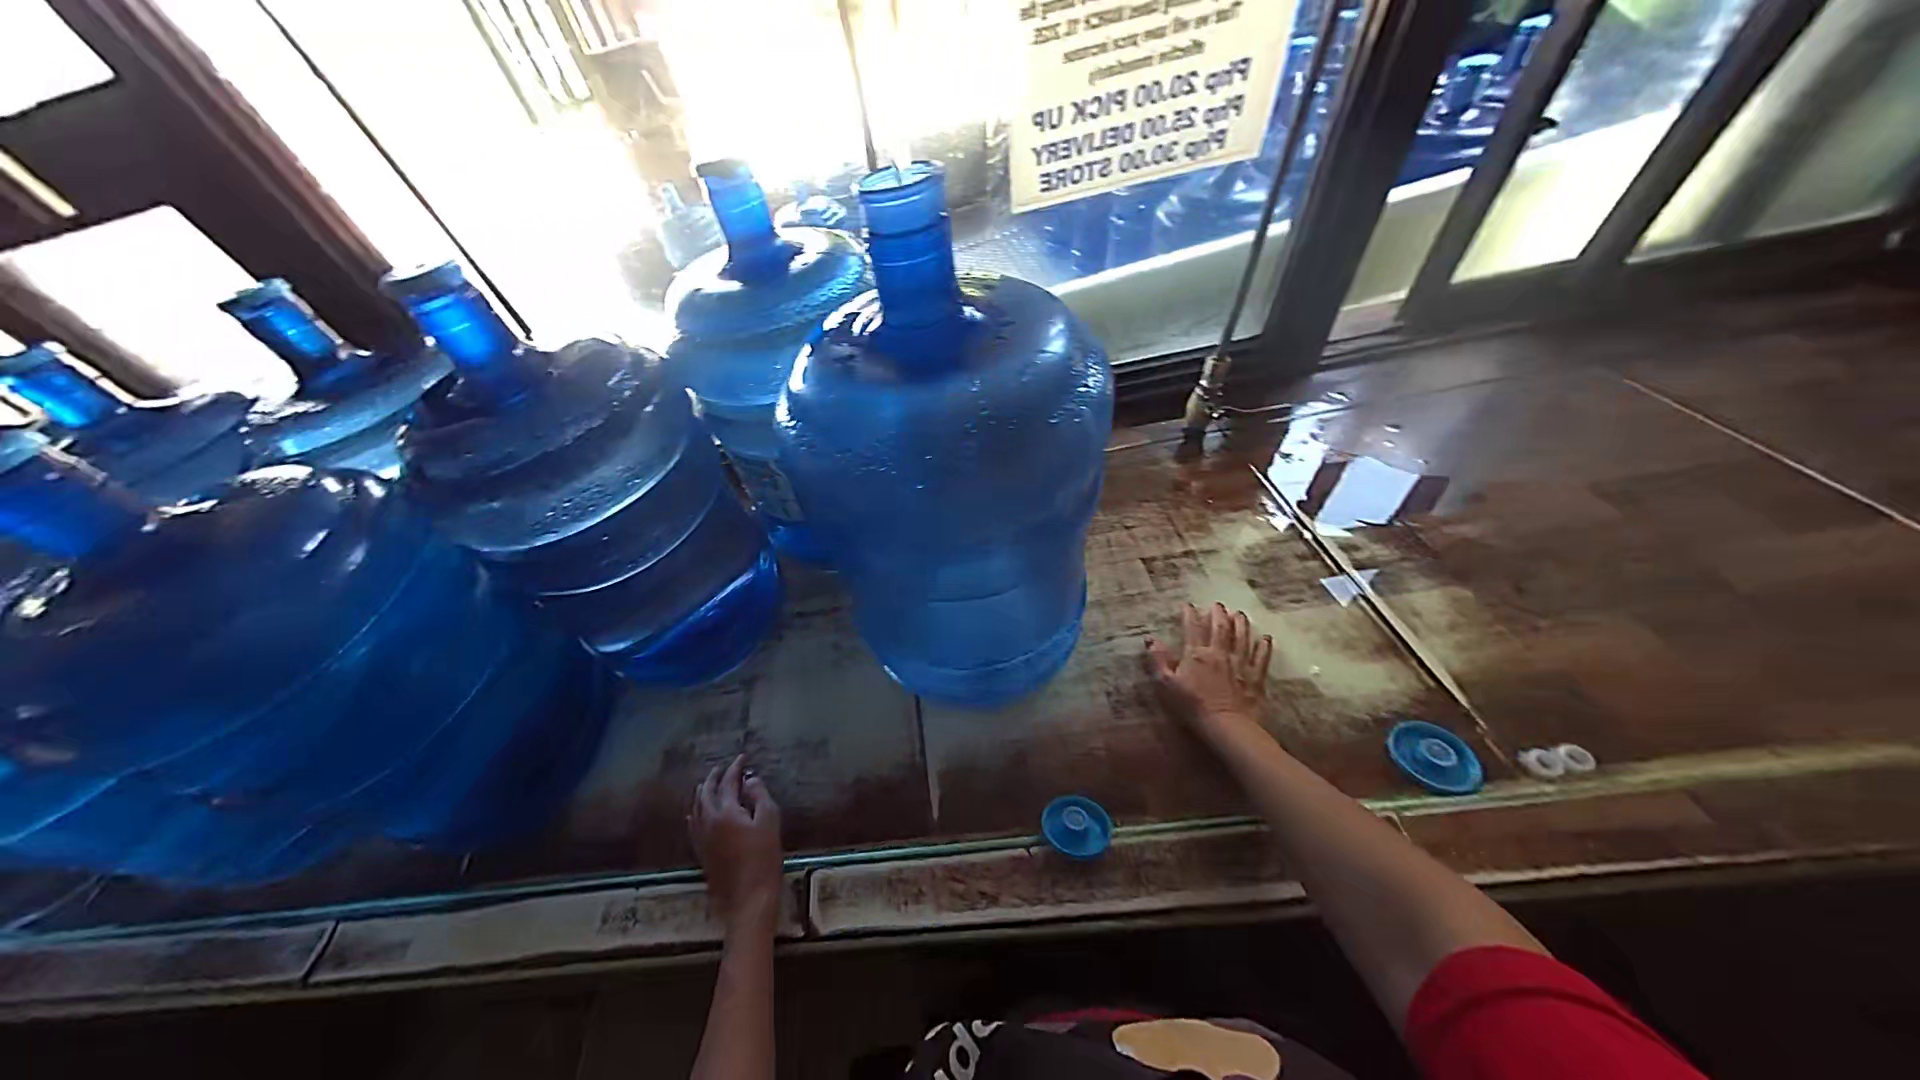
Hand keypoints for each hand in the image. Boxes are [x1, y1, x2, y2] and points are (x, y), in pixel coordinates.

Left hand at [689, 755, 783, 936]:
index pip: (727, 782)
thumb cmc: (764, 857)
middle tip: (725, 767)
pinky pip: (694, 824)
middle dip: (715, 777)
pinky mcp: (702, 852)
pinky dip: (697, 811)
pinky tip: (696, 813)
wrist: (748, 898)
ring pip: (697, 807)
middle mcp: (707, 821)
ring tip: (710, 783)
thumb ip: (759, 796)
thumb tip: (750, 780)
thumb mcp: (769, 821)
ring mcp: (702, 838)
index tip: (743, 757)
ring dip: (704, 792)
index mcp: (724, 811)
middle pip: (706, 792)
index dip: (735, 768)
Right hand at [1145, 602, 1273, 736]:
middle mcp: (1219, 653)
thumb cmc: (1193, 706)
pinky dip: (1264, 647)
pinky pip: (1261, 658)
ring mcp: (1240, 664)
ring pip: (1242, 638)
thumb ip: (1159, 660)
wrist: (1226, 725)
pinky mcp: (1255, 677)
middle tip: (1218, 605)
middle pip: (1220, 628)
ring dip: (1241, 624)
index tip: (1188, 605)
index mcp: (1197, 654)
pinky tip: (1266, 638)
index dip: (1190, 615)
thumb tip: (1150, 639)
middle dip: (1218, 614)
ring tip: (1240, 614)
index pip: (1192, 628)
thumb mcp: (1168, 683)